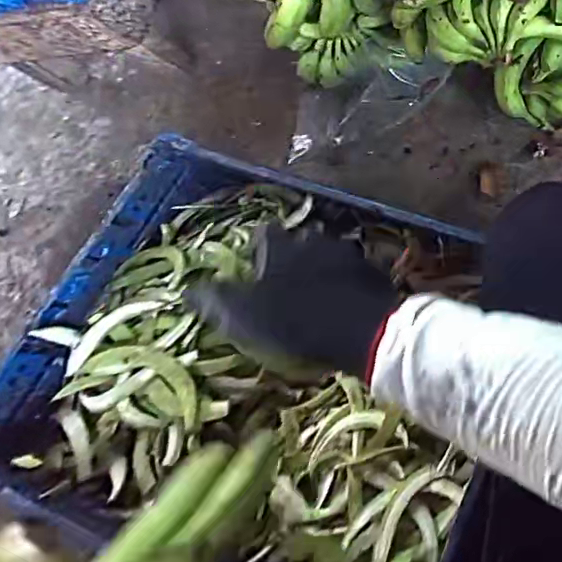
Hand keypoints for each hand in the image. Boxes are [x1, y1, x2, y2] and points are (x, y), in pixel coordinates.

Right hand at [186, 222, 398, 376]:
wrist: (362, 330)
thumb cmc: (295, 323)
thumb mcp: (243, 316)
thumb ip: (216, 299)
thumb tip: (190, 288)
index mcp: (282, 247)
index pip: (264, 232)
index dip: (256, 245)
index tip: (250, 261)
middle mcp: (316, 239)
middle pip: (300, 238)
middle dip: (291, 251)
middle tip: (282, 275)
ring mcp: (348, 251)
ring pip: (328, 249)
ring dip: (319, 262)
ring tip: (311, 285)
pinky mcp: (372, 266)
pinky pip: (351, 266)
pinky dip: (343, 275)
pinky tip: (340, 292)